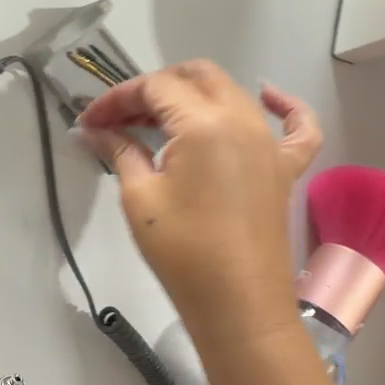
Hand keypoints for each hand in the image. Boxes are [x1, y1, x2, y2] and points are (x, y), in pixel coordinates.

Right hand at [77, 62, 322, 341]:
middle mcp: (243, 121)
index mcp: (204, 124)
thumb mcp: (140, 197)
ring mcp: (270, 143)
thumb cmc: (183, 252)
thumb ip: (120, 151)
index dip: (116, 97)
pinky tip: (266, 96)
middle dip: (153, 88)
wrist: (238, 305)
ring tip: (158, 120)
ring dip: (193, 95)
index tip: (89, 121)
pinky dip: (282, 105)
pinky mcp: (285, 168)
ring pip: (233, 92)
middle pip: (196, 78)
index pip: (155, 87)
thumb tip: (93, 131)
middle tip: (120, 118)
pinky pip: (296, 125)